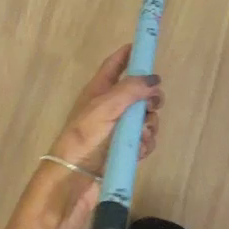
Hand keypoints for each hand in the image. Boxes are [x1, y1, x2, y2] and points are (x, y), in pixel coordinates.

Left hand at [25, 45, 163, 228]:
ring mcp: (116, 131)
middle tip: (155, 103)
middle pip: (137, 93)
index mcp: (98, 92)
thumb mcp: (105, 107)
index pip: (115, 65)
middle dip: (149, 97)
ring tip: (144, 134)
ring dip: (149, 124)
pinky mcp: (122, 151)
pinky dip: (146, 143)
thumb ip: (131, 90)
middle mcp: (108, 108)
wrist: (73, 181)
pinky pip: (143, 141)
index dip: (129, 54)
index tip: (147, 48)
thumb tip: (154, 80)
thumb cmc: (84, 139)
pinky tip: (141, 150)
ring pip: (144, 118)